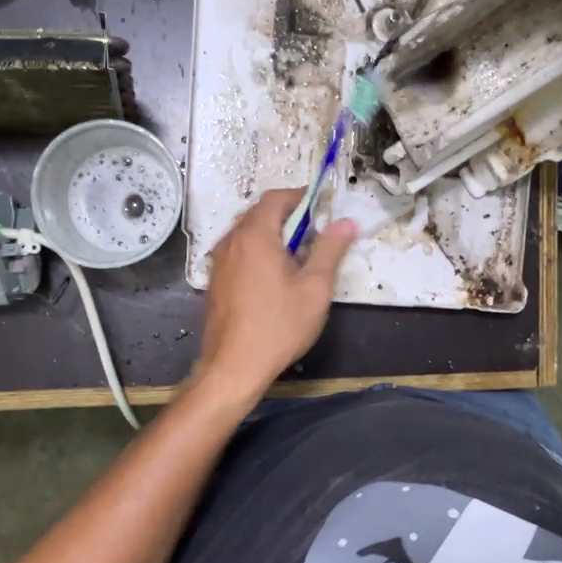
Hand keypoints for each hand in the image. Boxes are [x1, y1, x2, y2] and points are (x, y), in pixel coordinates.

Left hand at [196, 188, 356, 398]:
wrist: (233, 366)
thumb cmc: (278, 327)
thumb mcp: (314, 288)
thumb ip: (330, 250)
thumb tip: (346, 222)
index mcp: (255, 235)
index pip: (276, 198)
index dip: (301, 196)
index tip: (322, 207)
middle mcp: (231, 241)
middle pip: (259, 213)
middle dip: (288, 216)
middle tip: (314, 234)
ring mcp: (218, 261)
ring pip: (247, 233)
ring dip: (272, 235)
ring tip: (297, 257)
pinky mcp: (215, 281)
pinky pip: (238, 252)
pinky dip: (257, 252)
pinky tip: (274, 277)